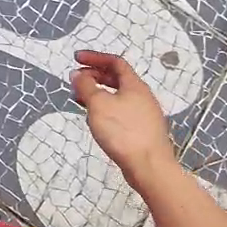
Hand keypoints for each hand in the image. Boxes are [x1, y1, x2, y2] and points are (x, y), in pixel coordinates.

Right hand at [71, 50, 175, 181]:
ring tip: (81, 100)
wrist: (150, 168)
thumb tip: (77, 74)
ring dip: (98, 93)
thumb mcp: (98, 104)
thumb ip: (85, 86)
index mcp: (134, 85)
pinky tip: (96, 120)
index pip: (115, 62)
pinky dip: (106, 108)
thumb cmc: (123, 131)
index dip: (94, 57)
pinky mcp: (144, 132)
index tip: (76, 58)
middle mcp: (143, 97)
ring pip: (118, 96)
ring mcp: (145, 115)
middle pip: (117, 79)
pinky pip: (122, 111)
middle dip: (94, 76)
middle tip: (76, 80)